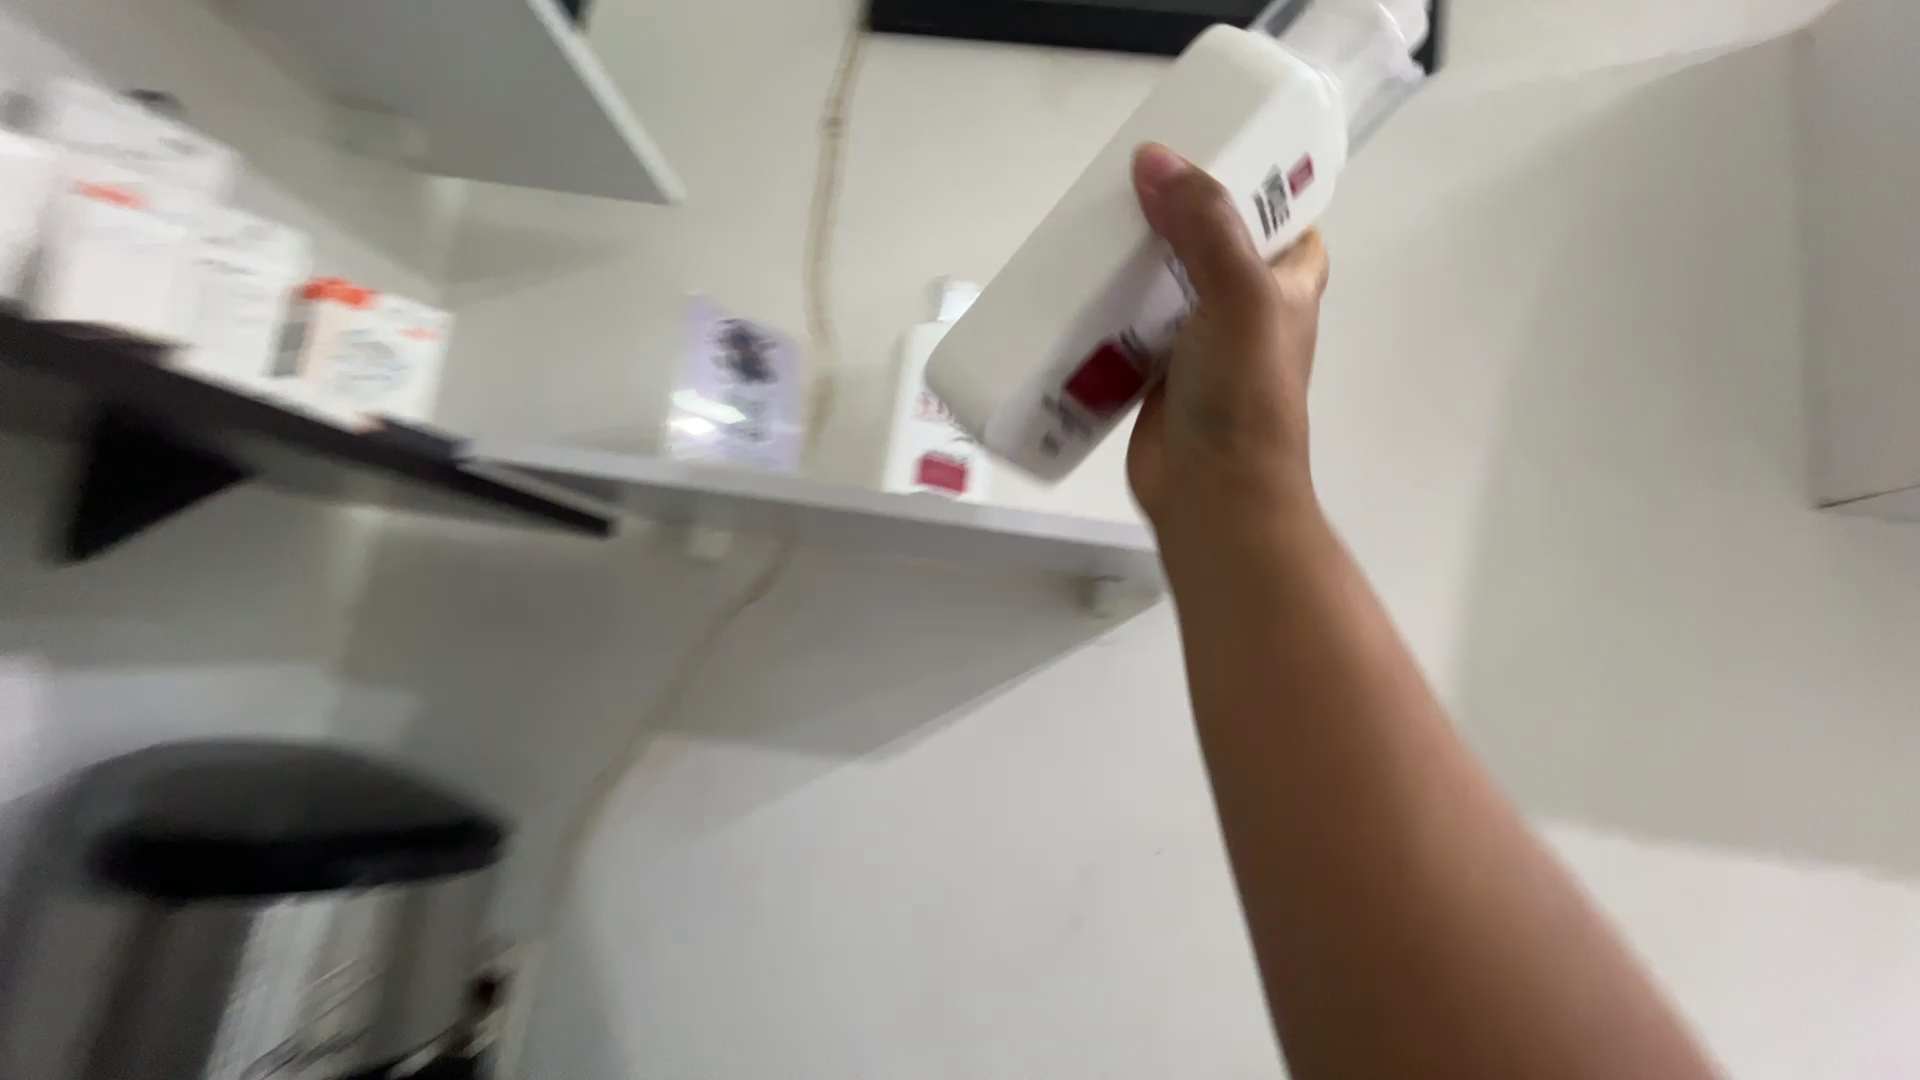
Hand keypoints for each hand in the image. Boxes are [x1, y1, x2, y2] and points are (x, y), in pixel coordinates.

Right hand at [1126, 143, 1330, 540]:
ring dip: (1133, 259)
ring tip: (1092, 222)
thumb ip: (1203, 225)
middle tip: (1125, 181)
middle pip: (1207, 240)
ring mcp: (1196, 340)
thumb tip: (1152, 159)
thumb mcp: (1238, 295)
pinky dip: (1106, 307)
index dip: (1245, 175)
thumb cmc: (1245, 393)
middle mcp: (1243, 305)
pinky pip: (1128, 325)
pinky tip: (1074, 285)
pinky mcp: (1153, 371)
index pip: (1276, 210)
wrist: (1212, 491)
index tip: (1199, 145)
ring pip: (1163, 282)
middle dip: (1171, 213)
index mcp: (1286, 279)